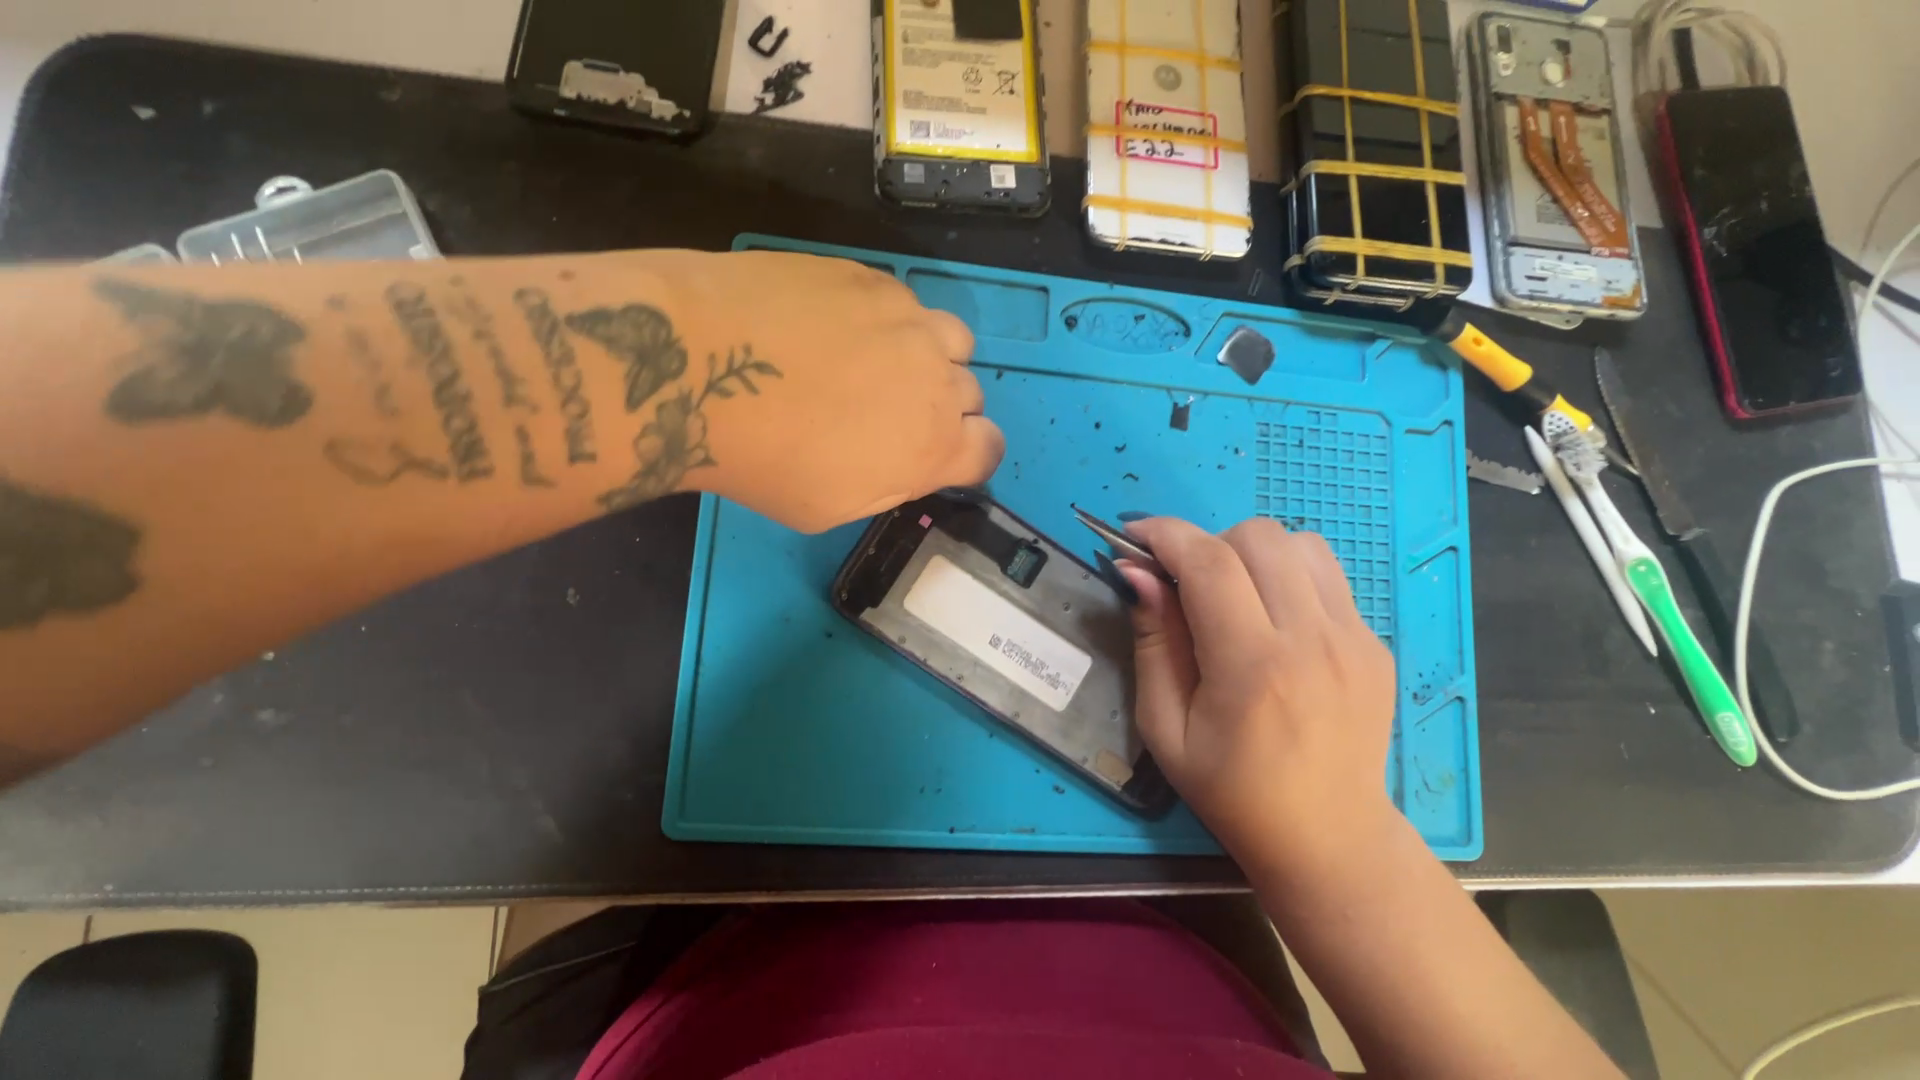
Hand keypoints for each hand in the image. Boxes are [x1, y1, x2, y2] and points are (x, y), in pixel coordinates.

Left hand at [658, 251, 1003, 531]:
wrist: (700, 366)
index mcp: (934, 445)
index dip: (970, 455)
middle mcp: (937, 377)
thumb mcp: (829, 507)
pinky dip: (886, 321)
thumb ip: (887, 482)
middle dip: (944, 408)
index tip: (941, 455)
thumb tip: (902, 460)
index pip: (988, 449)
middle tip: (891, 414)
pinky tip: (836, 328)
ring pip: (950, 338)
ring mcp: (906, 318)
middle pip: (970, 393)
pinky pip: (900, 302)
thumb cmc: (762, 458)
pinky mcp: (869, 278)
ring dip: (929, 357)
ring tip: (878, 363)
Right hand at [1117, 517, 1396, 866]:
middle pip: (1257, 536)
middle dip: (1208, 544)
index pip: (1208, 562)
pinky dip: (1290, 579)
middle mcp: (1311, 639)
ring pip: (1300, 543)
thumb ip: (1153, 643)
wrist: (1328, 836)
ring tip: (1236, 597)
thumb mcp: (1166, 729)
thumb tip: (1138, 574)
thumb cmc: (1231, 791)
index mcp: (1252, 667)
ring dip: (1254, 554)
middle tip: (1186, 584)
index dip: (1164, 535)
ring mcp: (1354, 638)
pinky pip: (1328, 577)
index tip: (1134, 537)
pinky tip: (1276, 624)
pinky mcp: (1375, 644)